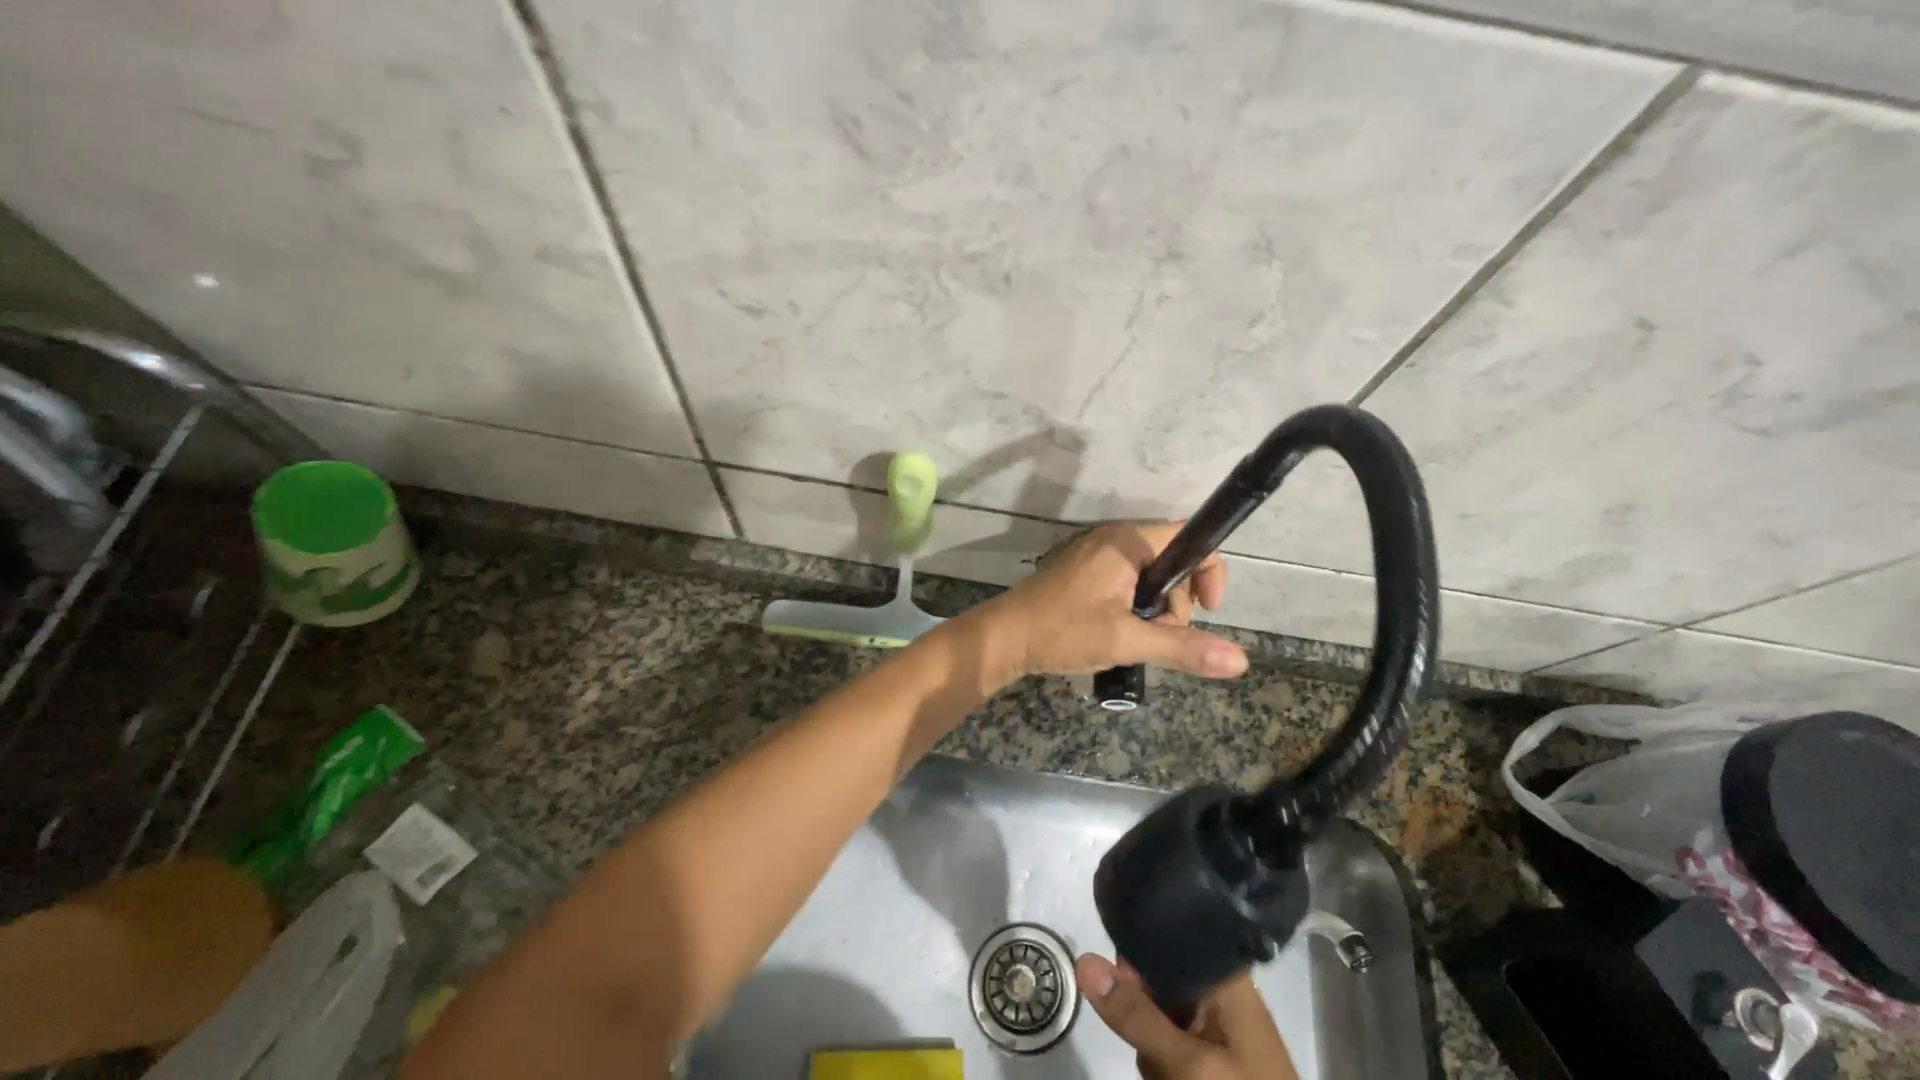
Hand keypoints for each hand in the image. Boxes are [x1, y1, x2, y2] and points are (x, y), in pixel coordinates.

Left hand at [984, 521, 1247, 680]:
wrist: (1003, 639)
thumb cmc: (1062, 632)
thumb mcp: (1126, 641)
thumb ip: (1183, 647)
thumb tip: (1241, 661)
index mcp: (1128, 542)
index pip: (1190, 539)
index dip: (1209, 572)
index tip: (1207, 611)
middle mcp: (1115, 540)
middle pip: (1173, 562)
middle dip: (1178, 602)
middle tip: (1159, 635)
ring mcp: (1098, 556)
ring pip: (1151, 578)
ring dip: (1156, 611)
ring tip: (1137, 640)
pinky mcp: (1086, 575)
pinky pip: (1128, 584)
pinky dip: (1135, 608)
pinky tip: (1122, 635)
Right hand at [1077, 955, 1298, 1079]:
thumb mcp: (1188, 1063)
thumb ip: (1136, 1015)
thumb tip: (1084, 961)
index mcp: (1228, 979)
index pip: (1172, 937)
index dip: (1138, 954)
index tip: (1118, 980)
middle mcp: (1220, 995)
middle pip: (1156, 980)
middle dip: (1142, 1014)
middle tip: (1156, 1051)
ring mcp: (1214, 1029)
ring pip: (1155, 1018)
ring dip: (1151, 1051)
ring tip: (1171, 1078)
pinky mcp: (1207, 1057)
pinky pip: (1165, 1047)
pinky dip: (1161, 1067)